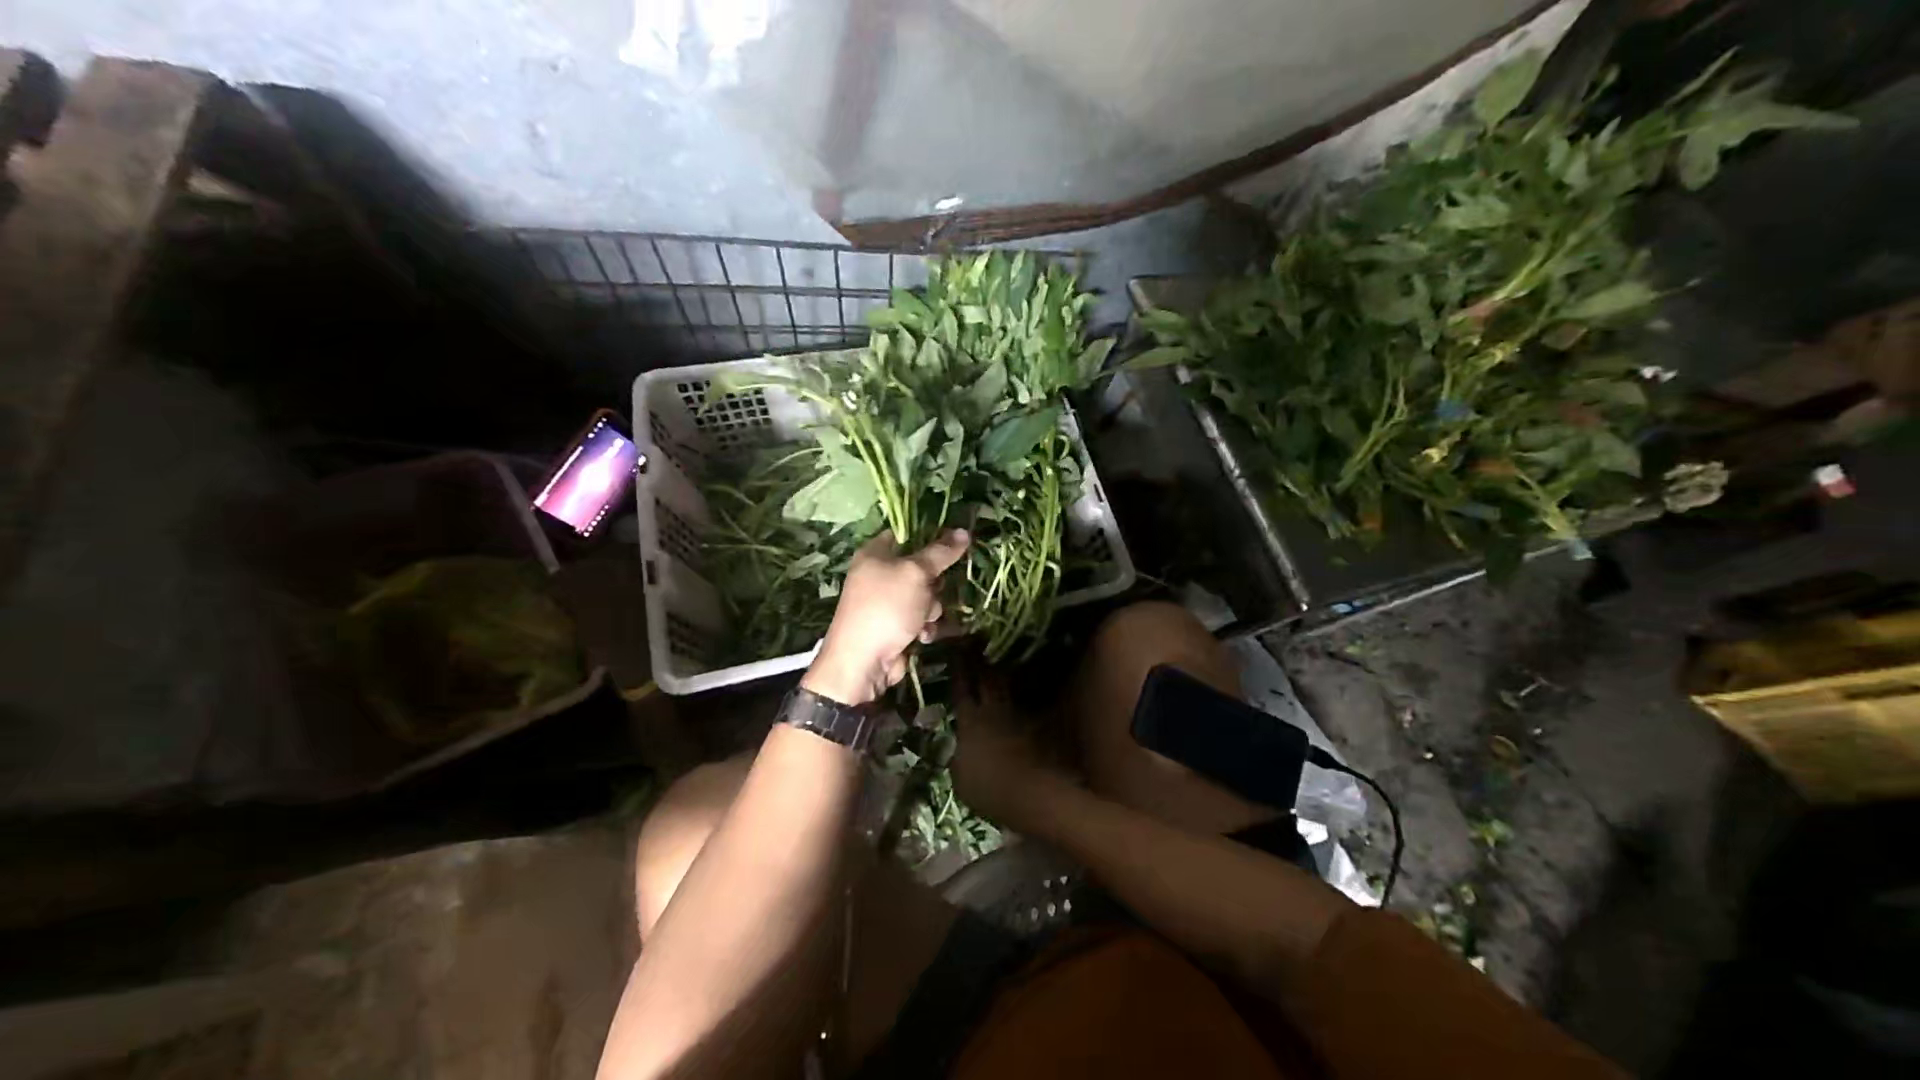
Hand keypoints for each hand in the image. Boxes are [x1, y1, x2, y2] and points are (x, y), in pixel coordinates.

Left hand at [801, 529, 969, 705]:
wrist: (862, 662)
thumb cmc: (886, 607)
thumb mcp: (916, 574)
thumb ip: (940, 553)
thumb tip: (963, 531)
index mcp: (876, 552)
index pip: (908, 533)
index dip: (932, 536)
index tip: (956, 542)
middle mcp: (878, 574)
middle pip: (921, 566)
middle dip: (935, 582)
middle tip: (936, 588)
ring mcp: (886, 601)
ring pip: (925, 594)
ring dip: (931, 608)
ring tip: (925, 618)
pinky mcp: (894, 625)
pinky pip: (920, 617)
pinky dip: (924, 626)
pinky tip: (922, 636)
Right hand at [951, 664, 1070, 829]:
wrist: (1033, 794)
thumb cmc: (989, 790)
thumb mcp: (960, 777)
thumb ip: (958, 757)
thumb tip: (960, 748)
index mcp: (970, 721)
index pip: (961, 688)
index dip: (958, 669)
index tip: (955, 649)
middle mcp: (993, 711)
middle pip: (986, 678)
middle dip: (979, 659)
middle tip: (976, 642)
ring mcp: (1019, 716)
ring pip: (1009, 686)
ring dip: (1002, 672)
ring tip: (998, 661)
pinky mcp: (1040, 727)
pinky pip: (1029, 704)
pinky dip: (1025, 695)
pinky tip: (1024, 691)